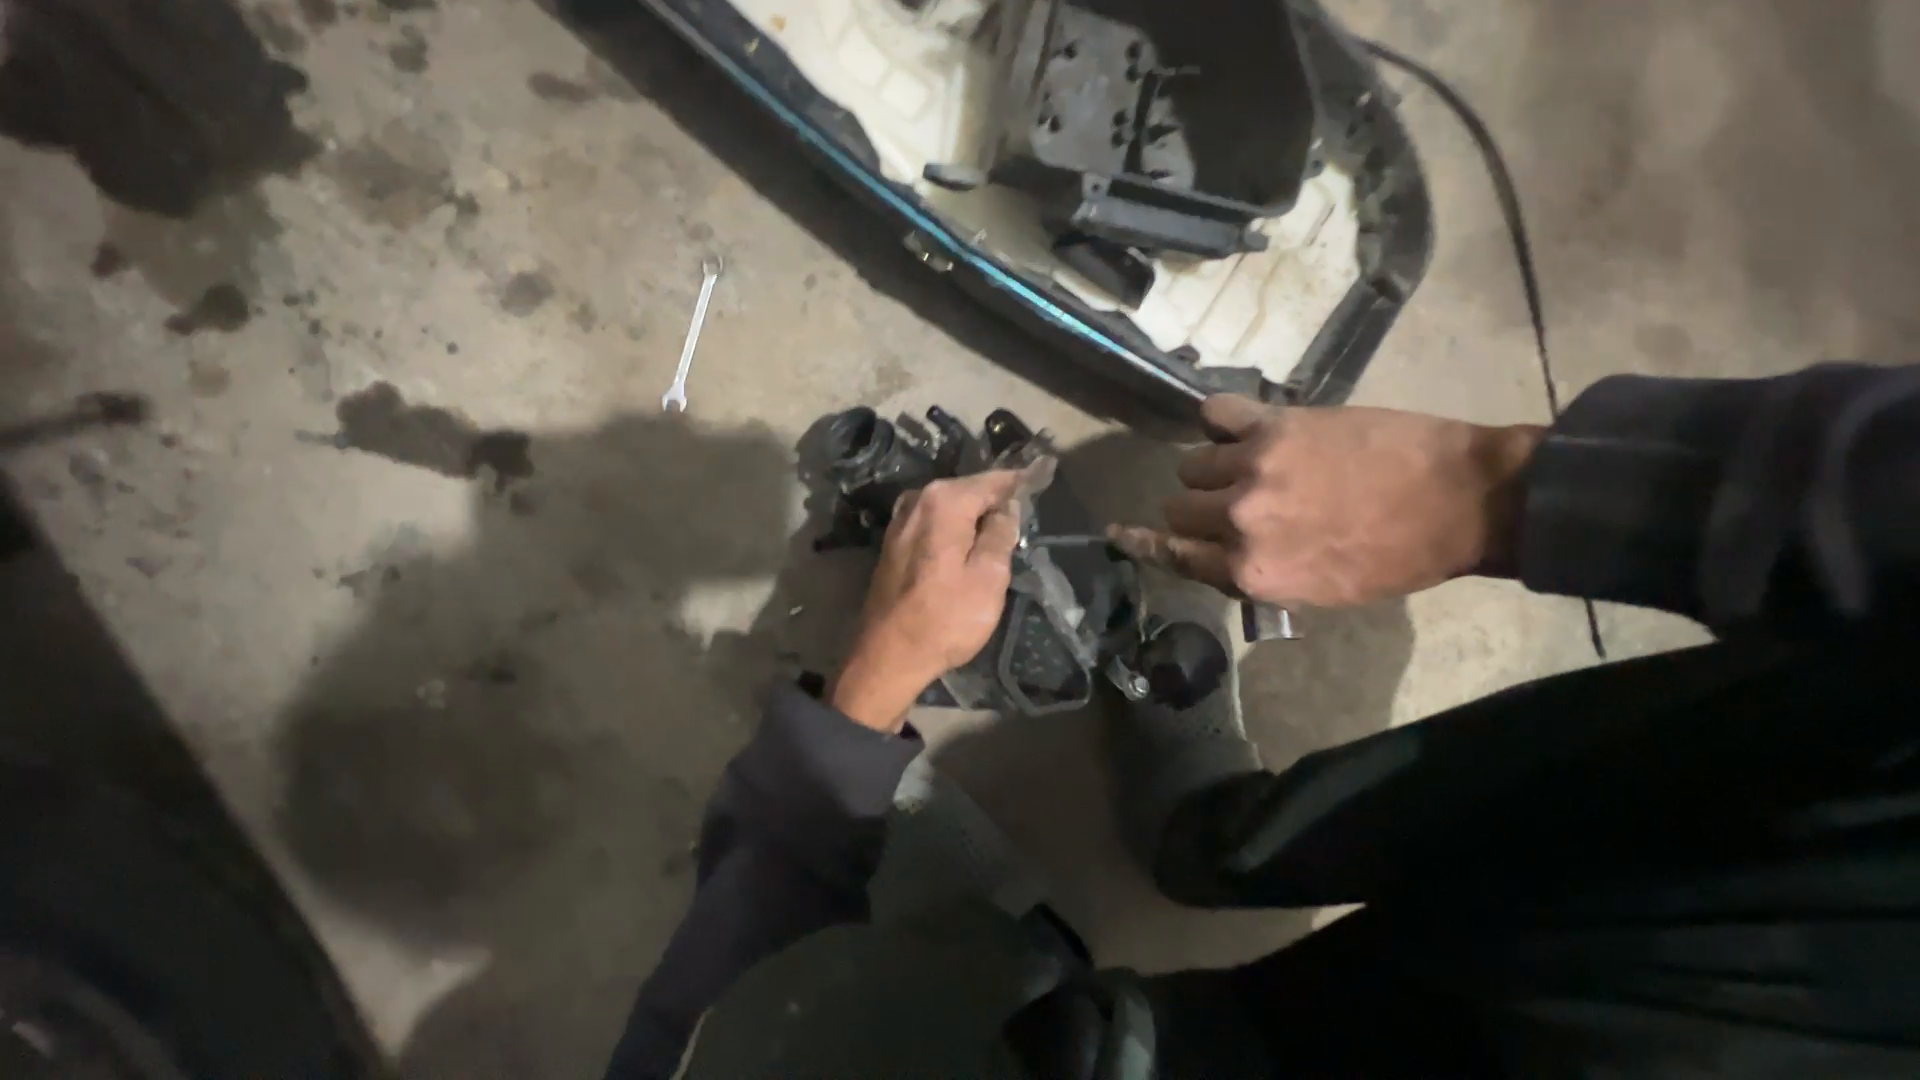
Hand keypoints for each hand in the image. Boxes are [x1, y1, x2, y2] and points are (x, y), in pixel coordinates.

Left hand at [831, 470, 1025, 731]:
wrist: (887, 656)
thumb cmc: (945, 618)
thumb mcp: (988, 577)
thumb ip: (1000, 534)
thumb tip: (1007, 507)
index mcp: (944, 501)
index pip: (993, 480)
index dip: (1021, 478)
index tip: (1045, 470)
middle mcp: (918, 500)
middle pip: (969, 490)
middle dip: (998, 496)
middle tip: (1029, 503)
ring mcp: (901, 520)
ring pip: (951, 507)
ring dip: (976, 513)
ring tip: (1005, 522)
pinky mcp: (894, 543)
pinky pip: (935, 523)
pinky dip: (956, 527)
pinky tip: (971, 539)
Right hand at [1111, 395, 1544, 607]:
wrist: (1460, 498)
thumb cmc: (1396, 558)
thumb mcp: (1321, 592)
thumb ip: (1260, 575)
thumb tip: (1220, 554)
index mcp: (1252, 571)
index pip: (1171, 555)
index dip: (1141, 543)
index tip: (1118, 532)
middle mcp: (1239, 521)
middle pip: (1178, 507)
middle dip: (1197, 510)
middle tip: (1230, 503)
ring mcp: (1252, 469)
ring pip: (1193, 463)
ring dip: (1213, 467)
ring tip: (1248, 464)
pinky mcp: (1273, 425)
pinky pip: (1216, 413)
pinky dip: (1220, 419)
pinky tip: (1237, 424)